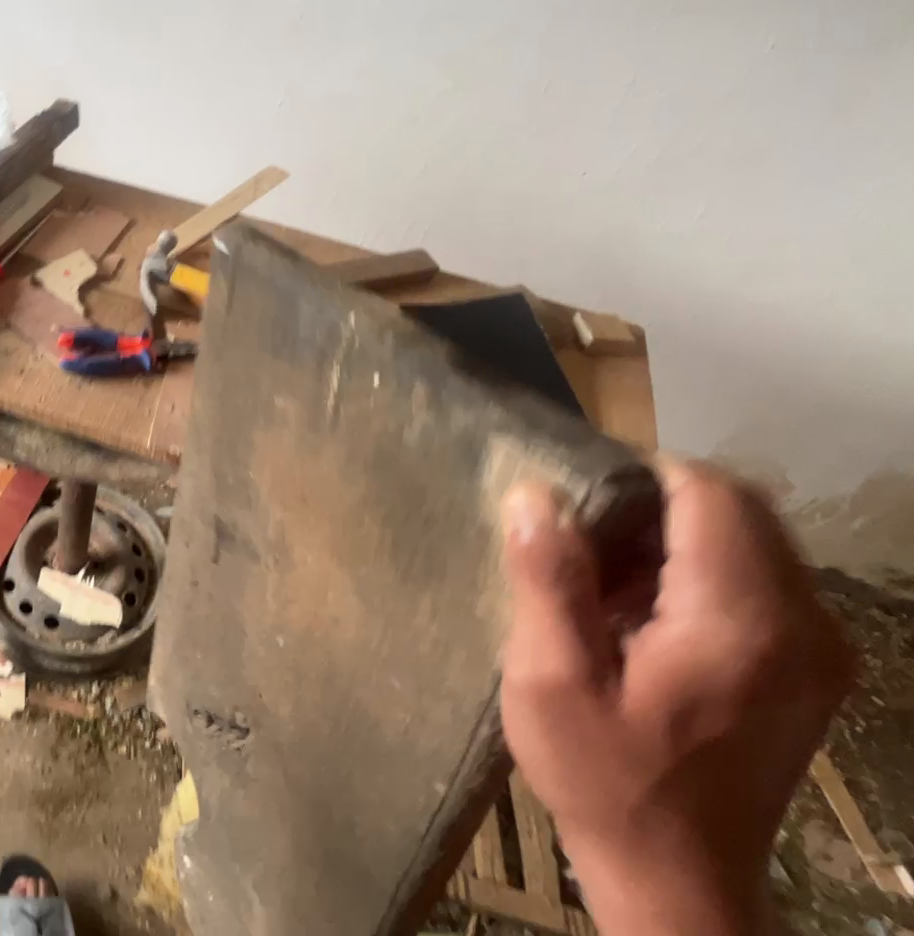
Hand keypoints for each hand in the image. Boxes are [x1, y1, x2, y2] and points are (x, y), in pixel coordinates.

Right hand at [498, 458, 850, 935]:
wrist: (676, 876)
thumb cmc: (602, 775)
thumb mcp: (551, 678)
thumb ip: (549, 579)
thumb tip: (533, 495)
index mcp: (741, 620)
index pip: (712, 494)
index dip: (638, 475)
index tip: (570, 498)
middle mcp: (804, 624)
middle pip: (739, 510)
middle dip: (652, 505)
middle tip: (574, 541)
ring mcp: (817, 649)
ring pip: (749, 542)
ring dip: (670, 541)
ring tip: (596, 581)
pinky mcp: (807, 668)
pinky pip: (756, 582)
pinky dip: (693, 575)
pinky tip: (636, 617)